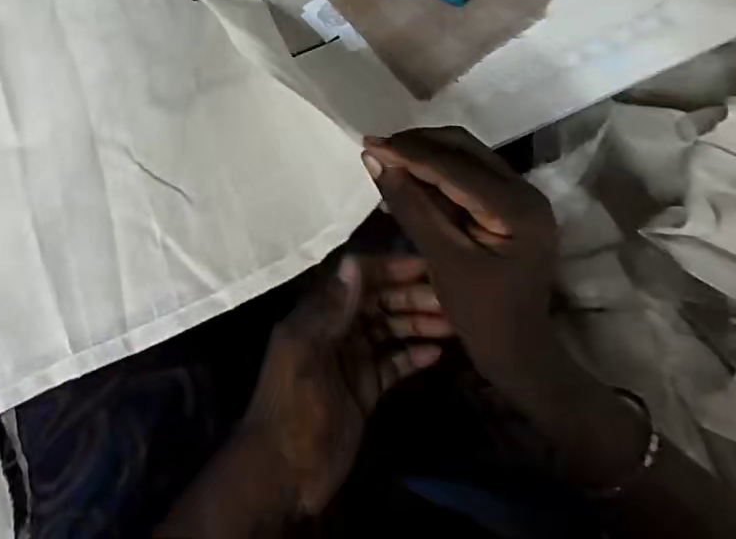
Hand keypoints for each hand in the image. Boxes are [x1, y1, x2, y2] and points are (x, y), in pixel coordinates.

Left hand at [157, 256, 445, 535]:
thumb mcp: (308, 353)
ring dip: (418, 323)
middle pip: (378, 303)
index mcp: (318, 315)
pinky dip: (413, 356)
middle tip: (451, 297)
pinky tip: (437, 354)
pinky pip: (393, 364)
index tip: (424, 265)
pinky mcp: (365, 390)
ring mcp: (352, 360)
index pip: (356, 279)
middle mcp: (336, 331)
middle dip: (411, 296)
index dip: (388, 269)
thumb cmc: (291, 407)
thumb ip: (333, 309)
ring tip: (452, 322)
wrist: (283, 475)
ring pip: (389, 331)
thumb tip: (354, 261)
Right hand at [362, 128, 562, 398]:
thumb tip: (374, 160)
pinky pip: (469, 173)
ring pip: (466, 155)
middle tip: (378, 148)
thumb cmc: (481, 314)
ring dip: (426, 153)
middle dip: (418, 144)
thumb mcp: (442, 259)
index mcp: (517, 208)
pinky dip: (437, 170)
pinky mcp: (510, 204)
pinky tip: (409, 176)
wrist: (519, 353)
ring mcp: (521, 196)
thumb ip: (410, 205)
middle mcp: (526, 191)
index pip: (454, 166)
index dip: (409, 152)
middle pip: (464, 148)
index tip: (370, 144)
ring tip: (388, 158)